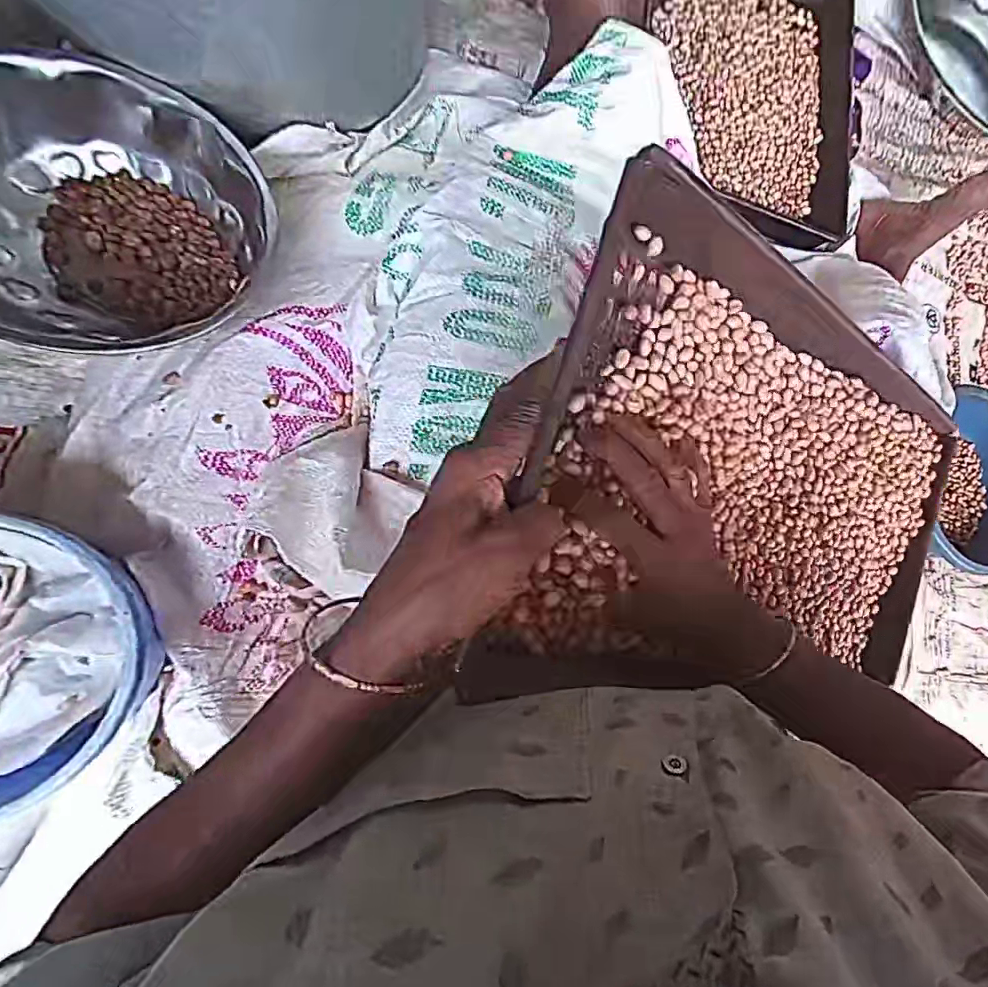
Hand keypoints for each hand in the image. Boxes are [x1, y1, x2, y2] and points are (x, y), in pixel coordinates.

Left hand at [323, 357, 566, 682]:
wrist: (396, 634)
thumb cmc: (448, 587)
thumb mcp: (511, 551)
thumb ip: (548, 517)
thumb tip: (561, 505)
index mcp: (476, 465)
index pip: (521, 410)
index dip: (546, 380)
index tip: (570, 353)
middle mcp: (469, 472)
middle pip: (515, 428)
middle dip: (548, 407)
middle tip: (591, 398)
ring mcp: (466, 498)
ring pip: (516, 461)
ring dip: (546, 447)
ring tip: (585, 441)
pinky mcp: (468, 524)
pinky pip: (513, 492)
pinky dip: (538, 484)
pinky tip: (561, 495)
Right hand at [571, 415, 787, 678]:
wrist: (725, 621)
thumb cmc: (677, 622)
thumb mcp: (634, 616)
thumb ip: (606, 594)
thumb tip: (579, 570)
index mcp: (654, 557)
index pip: (611, 520)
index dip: (581, 501)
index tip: (556, 484)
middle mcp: (676, 529)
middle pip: (645, 481)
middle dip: (615, 453)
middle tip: (587, 431)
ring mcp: (694, 517)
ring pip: (671, 470)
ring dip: (645, 441)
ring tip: (619, 419)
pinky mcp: (706, 515)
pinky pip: (701, 479)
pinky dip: (692, 457)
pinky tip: (680, 435)